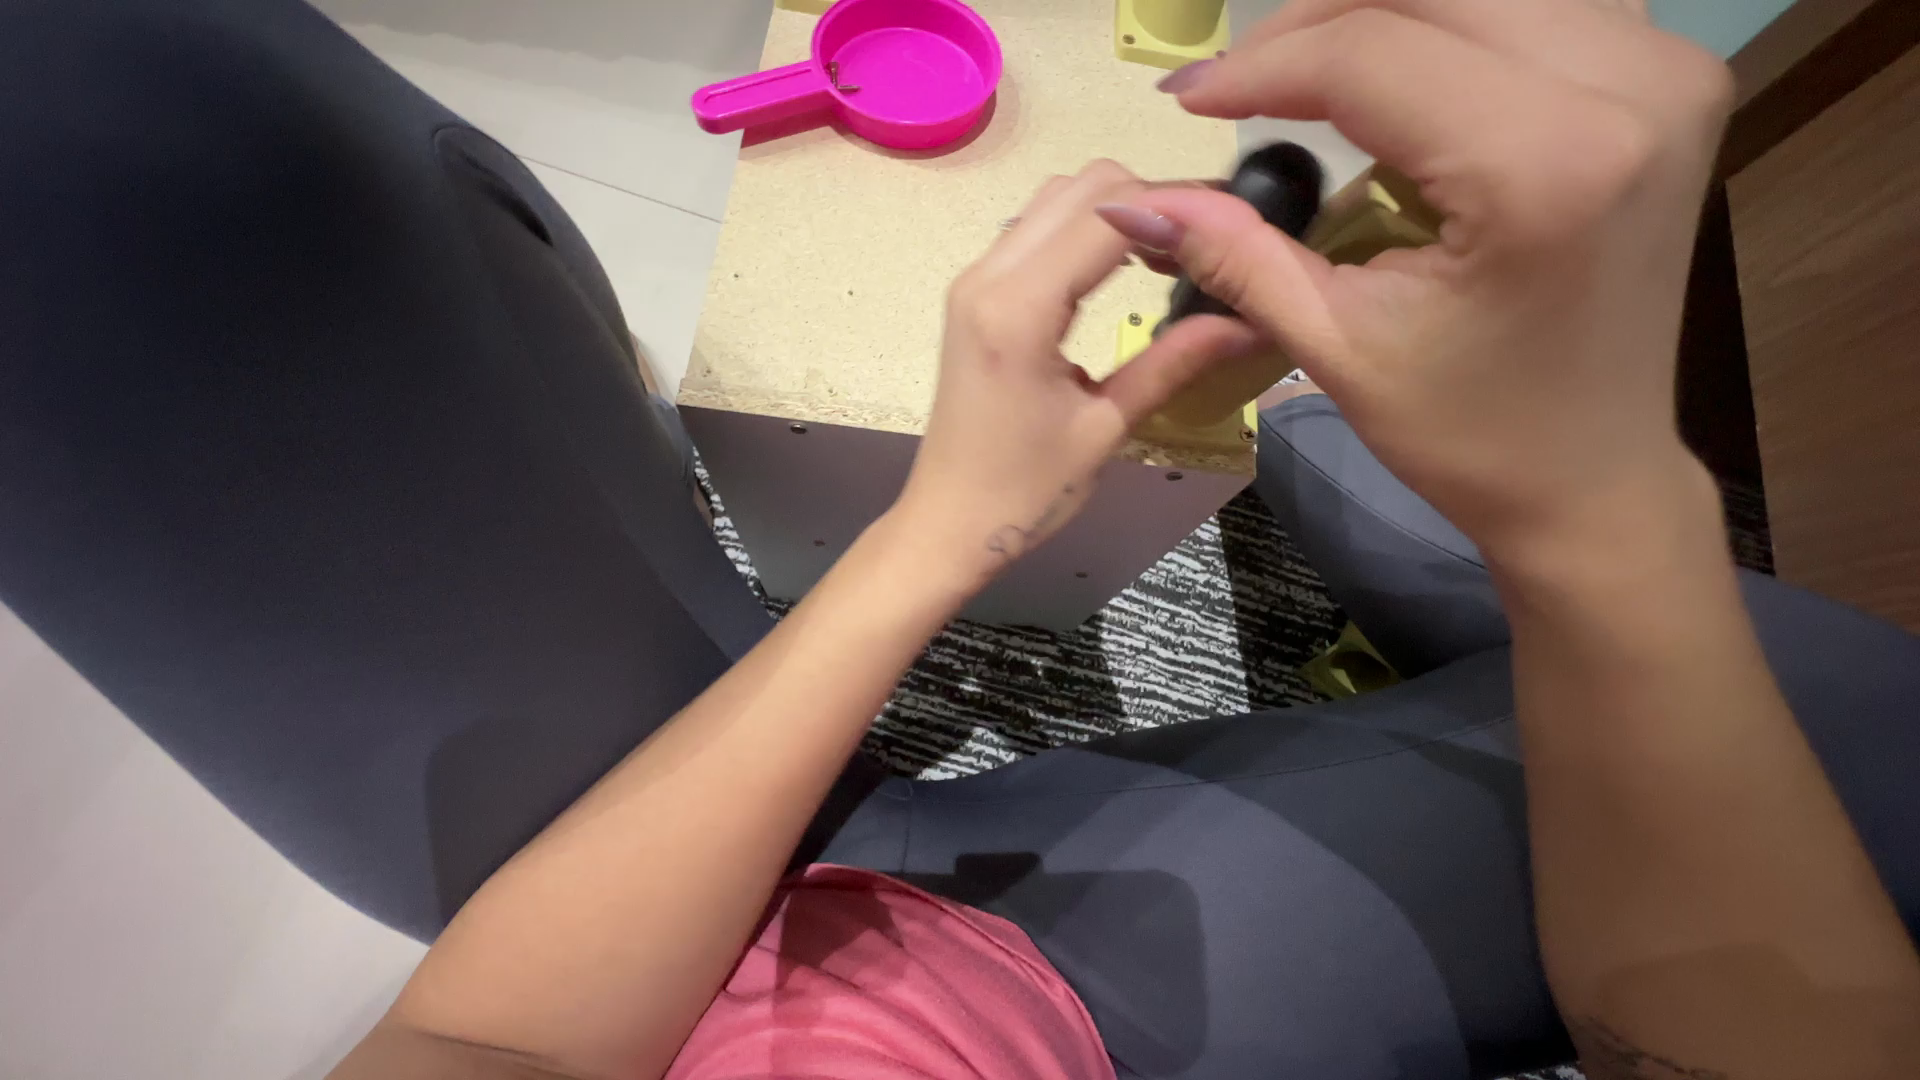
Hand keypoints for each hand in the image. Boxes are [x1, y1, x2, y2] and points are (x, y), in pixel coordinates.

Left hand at [888, 160, 1260, 591]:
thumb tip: (1250, 322)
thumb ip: (1173, 362)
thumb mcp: (1106, 428)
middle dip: (1150, 202)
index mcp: (1019, 308)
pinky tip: (1117, 272)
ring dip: (1115, 213)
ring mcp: (973, 281)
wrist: (948, 522)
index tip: (1232, 230)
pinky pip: (1033, 232)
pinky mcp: (972, 296)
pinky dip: (1082, 233)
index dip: (1179, 209)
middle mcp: (987, 275)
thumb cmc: (1024, 491)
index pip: (1110, 212)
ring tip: (1166, 259)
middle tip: (1202, 247)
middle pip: (1082, 187)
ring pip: (1055, 200)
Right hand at [1095, 0, 1733, 565]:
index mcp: (1541, 166)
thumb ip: (1234, 257)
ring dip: (1376, 13)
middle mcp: (1627, 85)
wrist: (1584, 473)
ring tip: (1295, 71)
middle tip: (1233, 83)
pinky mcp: (1665, 80)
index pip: (1372, 57)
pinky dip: (1444, 24)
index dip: (1260, 69)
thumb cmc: (1460, 432)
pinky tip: (1388, 75)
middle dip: (1311, 21)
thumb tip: (1132, 208)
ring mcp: (1663, 71)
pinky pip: (1536, 2)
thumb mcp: (1333, 347)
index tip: (1184, 103)